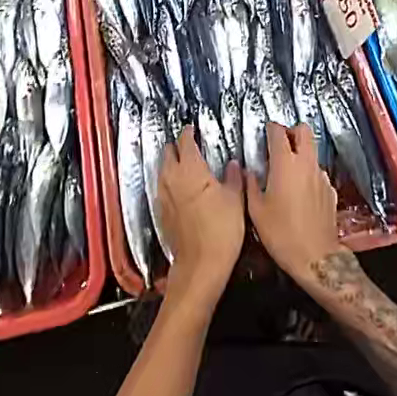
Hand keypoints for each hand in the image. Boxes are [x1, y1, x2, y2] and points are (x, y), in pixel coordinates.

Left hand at [156, 126, 244, 302]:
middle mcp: (171, 177)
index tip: (194, 130)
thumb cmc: (221, 230)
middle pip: (169, 151)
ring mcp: (163, 193)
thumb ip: (233, 178)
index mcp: (190, 168)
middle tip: (191, 148)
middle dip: (178, 147)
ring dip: (173, 164)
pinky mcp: (161, 210)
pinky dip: (170, 183)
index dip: (189, 133)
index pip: (185, 140)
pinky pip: (163, 187)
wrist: (201, 264)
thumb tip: (232, 165)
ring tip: (188, 167)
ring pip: (163, 169)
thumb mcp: (235, 200)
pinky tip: (183, 190)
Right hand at [246, 122, 344, 286]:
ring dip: (300, 154)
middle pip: (304, 131)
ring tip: (286, 173)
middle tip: (279, 144)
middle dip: (291, 132)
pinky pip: (318, 173)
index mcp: (285, 164)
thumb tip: (248, 172)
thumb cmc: (281, 233)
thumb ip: (250, 184)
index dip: (270, 129)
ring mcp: (321, 177)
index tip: (263, 134)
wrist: (316, 259)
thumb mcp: (255, 209)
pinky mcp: (331, 191)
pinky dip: (308, 174)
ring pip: (312, 152)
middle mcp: (306, 164)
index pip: (278, 131)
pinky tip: (299, 193)